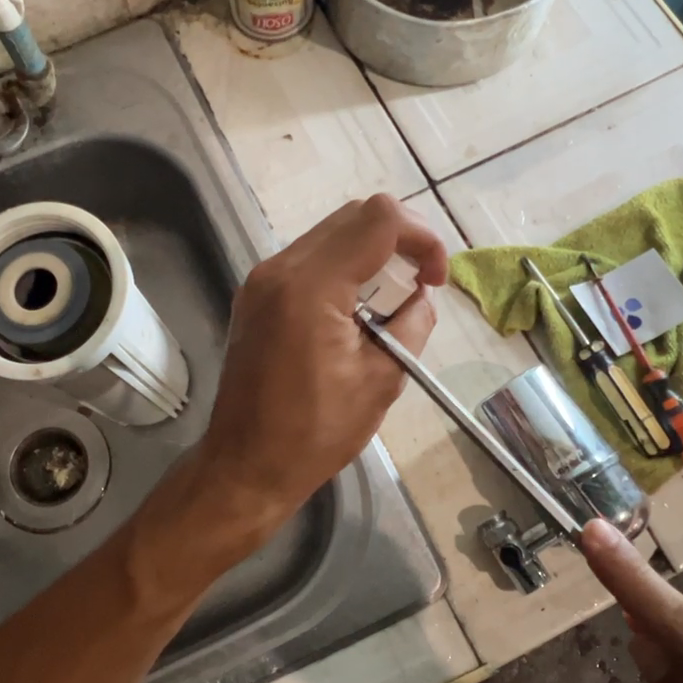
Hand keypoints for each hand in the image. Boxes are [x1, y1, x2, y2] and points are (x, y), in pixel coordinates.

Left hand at [200, 194, 446, 518]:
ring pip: (329, 234)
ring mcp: (261, 281)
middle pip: (353, 216)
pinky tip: (355, 311)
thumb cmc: (315, 433)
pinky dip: (341, 270)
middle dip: (399, 241)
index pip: (379, 220)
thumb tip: (420, 297)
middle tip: (418, 288)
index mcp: (311, 287)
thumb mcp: (382, 381)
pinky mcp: (255, 297)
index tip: (436, 281)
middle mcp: (279, 270)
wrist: (246, 465)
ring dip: (370, 254)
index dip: (423, 238)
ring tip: (389, 303)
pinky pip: (308, 260)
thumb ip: (412, 324)